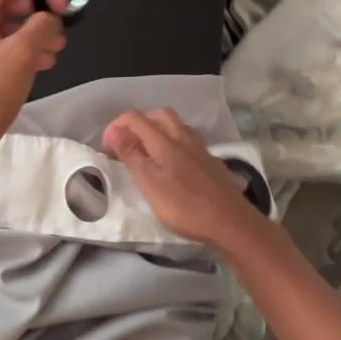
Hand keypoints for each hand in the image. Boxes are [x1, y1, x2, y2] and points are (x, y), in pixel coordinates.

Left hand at [0, 0, 66, 184]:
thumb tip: (51, 17)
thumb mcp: (20, 53)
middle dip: (35, 10)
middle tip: (64, 15)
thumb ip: (40, 26)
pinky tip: (48, 62)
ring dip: (34, 33)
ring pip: (7, 33)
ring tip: (61, 43)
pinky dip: (26, 54)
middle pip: (4, 8)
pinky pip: (5, 54)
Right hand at [103, 109, 265, 248]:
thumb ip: (132, 155)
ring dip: (158, 132)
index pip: (135, 118)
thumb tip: (115, 131)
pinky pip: (189, 143)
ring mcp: (201, 149)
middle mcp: (183, 137)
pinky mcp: (212, 163)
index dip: (117, 127)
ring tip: (149, 154)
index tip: (108, 149)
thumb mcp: (150, 184)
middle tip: (128, 145)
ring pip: (176, 127)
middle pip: (158, 115)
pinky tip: (175, 167)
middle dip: (139, 124)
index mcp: (164, 140)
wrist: (232, 224)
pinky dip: (175, 145)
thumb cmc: (185, 206)